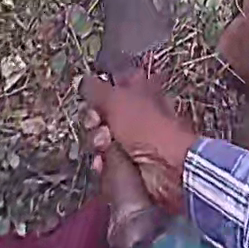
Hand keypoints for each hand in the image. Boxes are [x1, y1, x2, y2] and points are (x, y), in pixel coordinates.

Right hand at [81, 71, 198, 211]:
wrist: (166, 168)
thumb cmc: (145, 125)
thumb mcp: (115, 99)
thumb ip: (95, 88)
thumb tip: (81, 79)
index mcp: (138, 86)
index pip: (112, 80)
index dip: (99, 88)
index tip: (91, 95)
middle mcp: (135, 109)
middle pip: (102, 109)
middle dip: (94, 117)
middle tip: (96, 122)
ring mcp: (131, 136)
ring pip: (101, 133)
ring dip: (97, 139)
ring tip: (104, 144)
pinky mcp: (127, 160)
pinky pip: (105, 156)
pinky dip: (102, 160)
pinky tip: (102, 162)